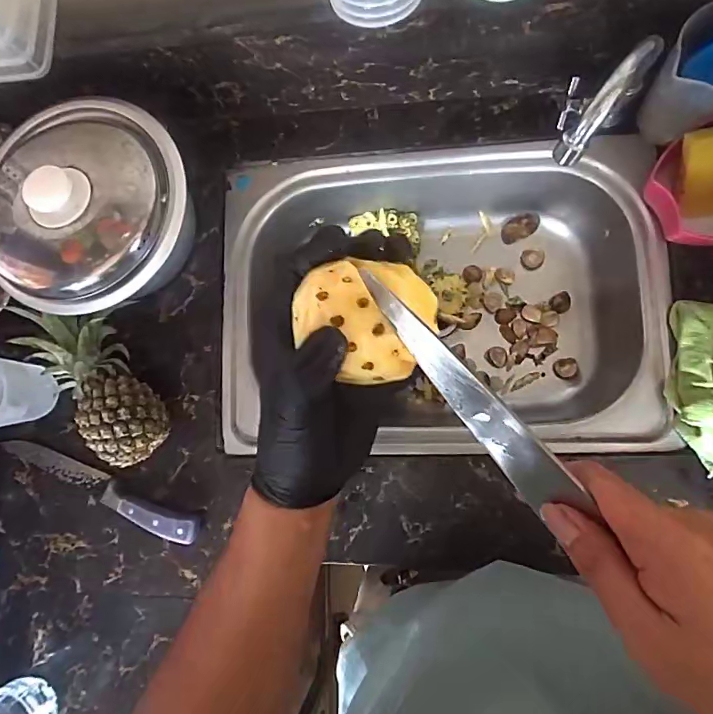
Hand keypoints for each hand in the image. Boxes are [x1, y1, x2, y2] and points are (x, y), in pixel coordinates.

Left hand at [250, 225, 415, 509]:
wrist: (313, 476)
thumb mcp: (295, 403)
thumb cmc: (291, 436)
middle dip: (358, 256)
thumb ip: (309, 369)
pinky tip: (425, 304)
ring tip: (406, 256)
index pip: (295, 278)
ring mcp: (347, 347)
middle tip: (384, 242)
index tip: (340, 238)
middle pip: (337, 281)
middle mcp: (317, 330)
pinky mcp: (372, 366)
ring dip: (387, 278)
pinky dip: (410, 320)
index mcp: (287, 331)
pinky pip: (393, 337)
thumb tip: (334, 335)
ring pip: (368, 303)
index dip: (314, 251)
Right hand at [542, 462, 712, 713]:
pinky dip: (659, 564)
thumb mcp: (645, 632)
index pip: (599, 480)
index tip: (539, 509)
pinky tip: (682, 616)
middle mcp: (692, 519)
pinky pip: (679, 542)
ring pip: (650, 527)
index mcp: (665, 533)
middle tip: (604, 597)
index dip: (562, 482)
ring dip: (630, 555)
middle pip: (623, 506)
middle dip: (598, 534)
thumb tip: (558, 511)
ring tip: (647, 618)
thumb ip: (598, 565)